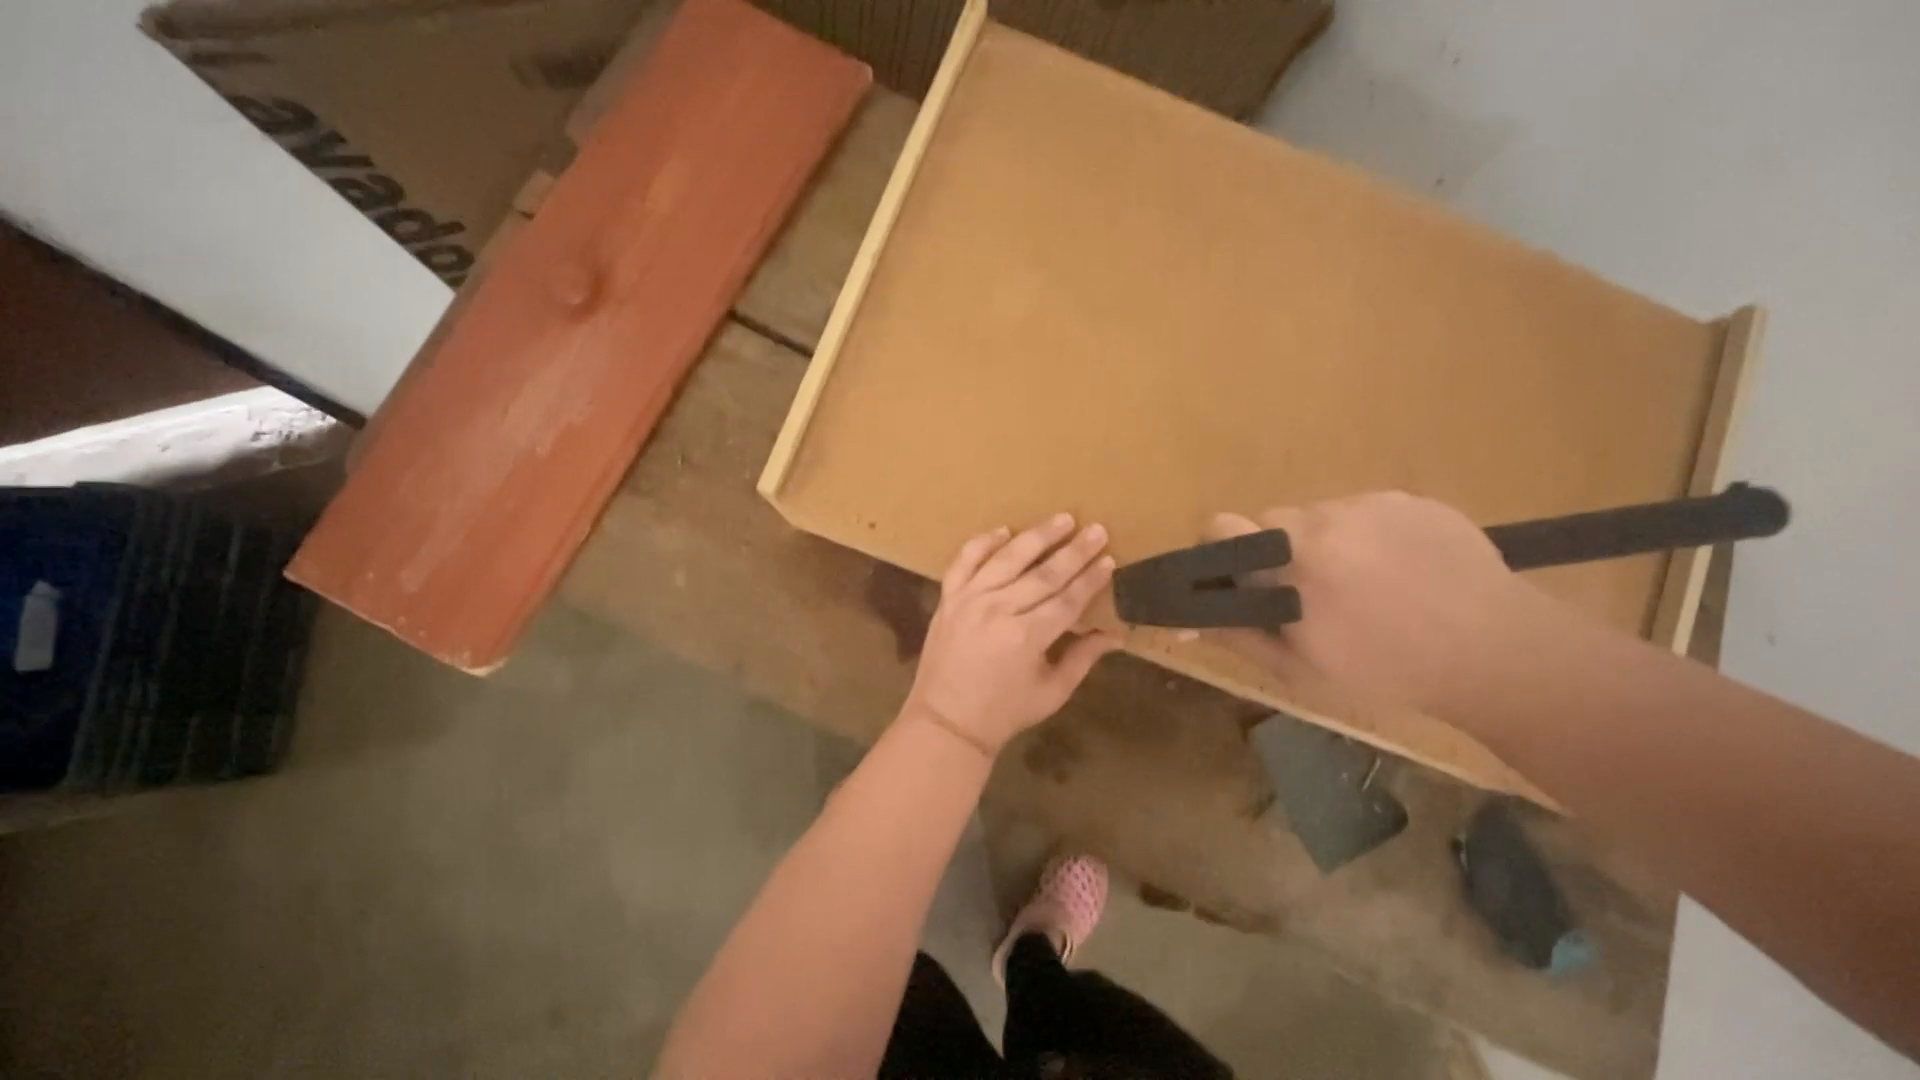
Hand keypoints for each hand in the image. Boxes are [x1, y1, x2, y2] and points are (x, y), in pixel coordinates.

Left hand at [904, 514, 1120, 754]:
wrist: (946, 721)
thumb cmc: (1004, 712)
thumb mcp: (1051, 692)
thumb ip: (1082, 658)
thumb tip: (1115, 634)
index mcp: (1026, 637)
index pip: (1067, 599)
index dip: (1091, 579)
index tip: (1109, 560)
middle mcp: (998, 610)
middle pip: (1043, 573)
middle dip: (1074, 551)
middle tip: (1096, 530)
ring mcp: (969, 600)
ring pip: (1007, 558)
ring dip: (1037, 536)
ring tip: (1062, 519)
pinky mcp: (948, 598)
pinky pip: (965, 560)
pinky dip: (983, 543)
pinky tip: (1004, 530)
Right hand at [1205, 492, 1557, 715]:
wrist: (1496, 651)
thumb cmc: (1388, 671)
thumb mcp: (1302, 670)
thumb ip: (1239, 637)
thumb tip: (1185, 625)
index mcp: (1290, 563)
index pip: (1220, 526)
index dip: (1219, 550)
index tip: (1236, 579)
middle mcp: (1323, 520)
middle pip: (1271, 520)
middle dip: (1276, 552)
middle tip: (1307, 593)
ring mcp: (1370, 504)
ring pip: (1320, 514)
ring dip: (1324, 543)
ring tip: (1364, 584)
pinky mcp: (1409, 498)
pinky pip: (1366, 510)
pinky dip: (1368, 535)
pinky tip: (1401, 571)